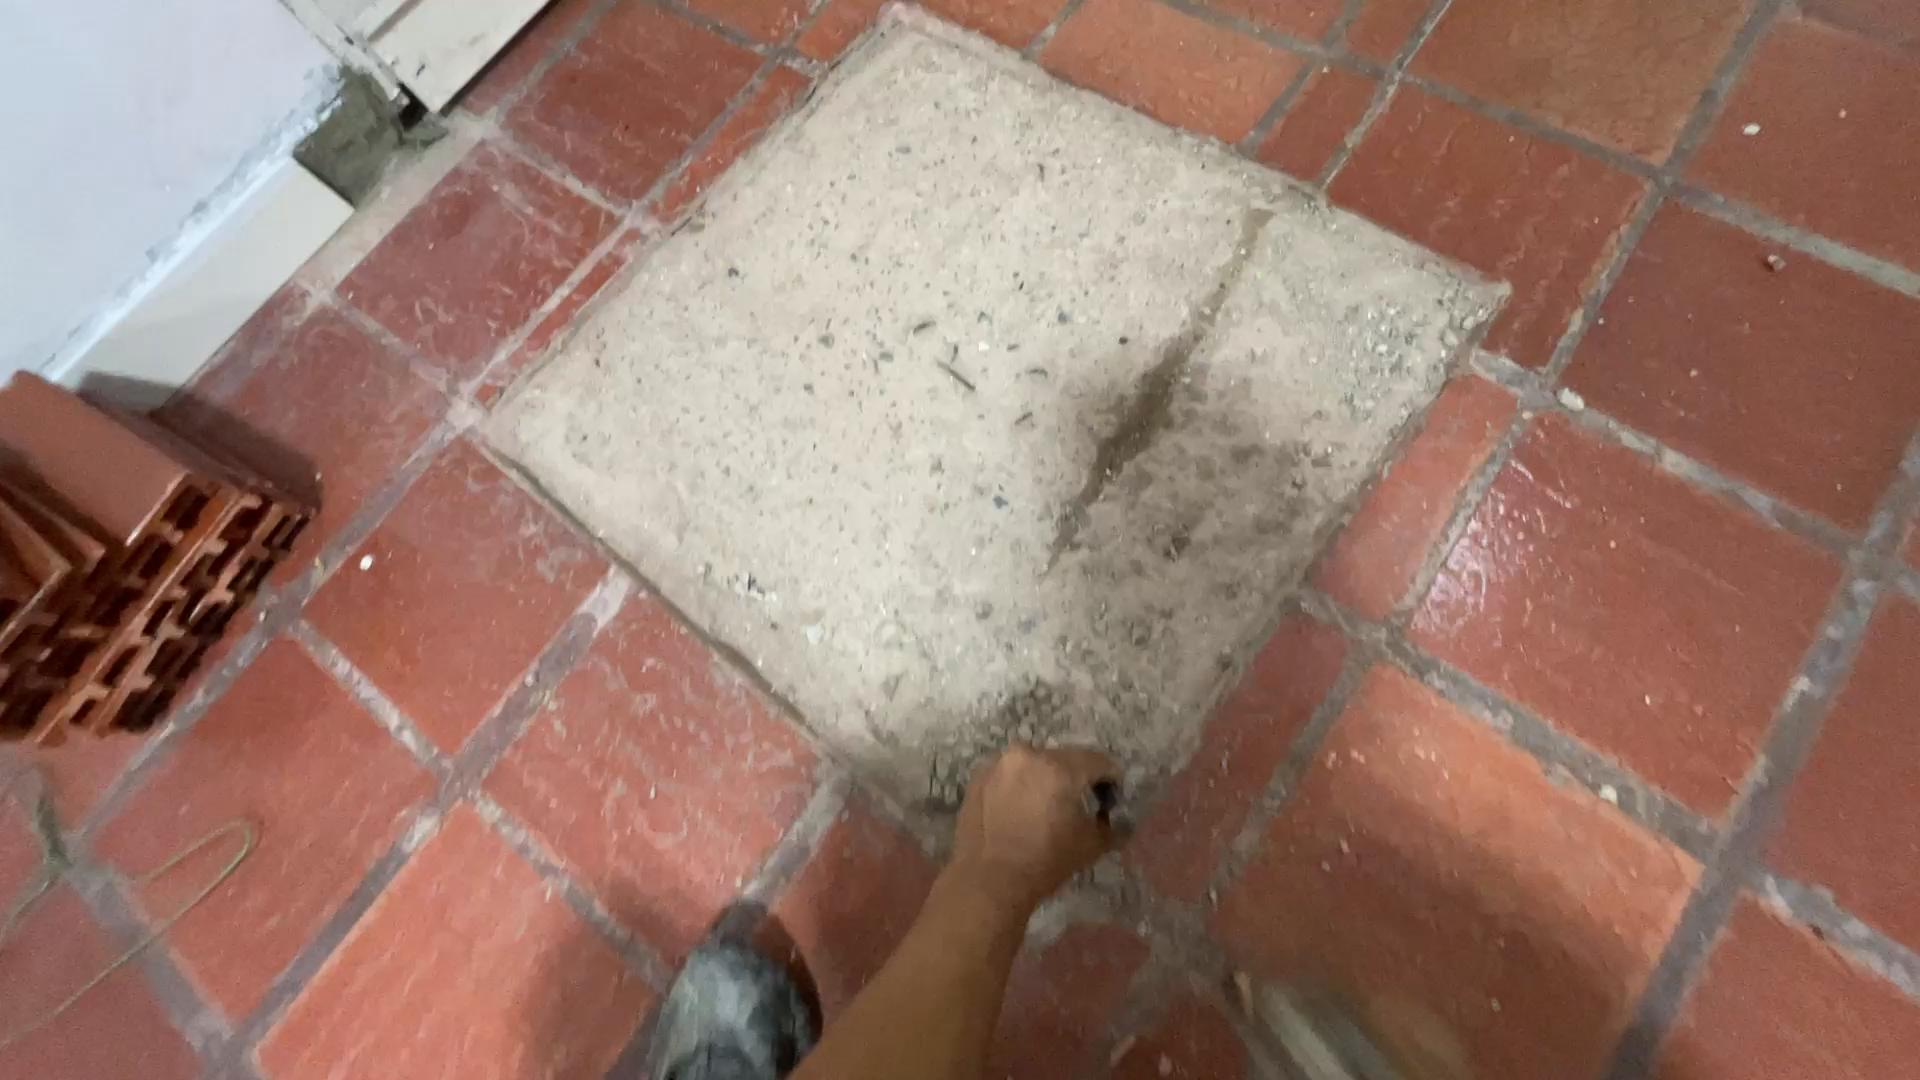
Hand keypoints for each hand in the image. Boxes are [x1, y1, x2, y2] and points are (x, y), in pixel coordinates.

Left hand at [947, 744, 1121, 912]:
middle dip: (1076, 777)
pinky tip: (1020, 809)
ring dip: (1046, 778)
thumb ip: (1112, 825)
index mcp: (1059, 768)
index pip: (1098, 761)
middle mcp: (1028, 754)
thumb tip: (1118, 819)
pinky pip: (1010, 772)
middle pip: (1065, 758)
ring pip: (1035, 762)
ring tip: (1046, 807)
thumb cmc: (1044, 863)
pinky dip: (1020, 784)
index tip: (1110, 799)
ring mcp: (1000, 762)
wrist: (988, 881)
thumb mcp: (1090, 846)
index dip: (1110, 779)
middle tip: (1078, 804)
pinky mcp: (980, 775)